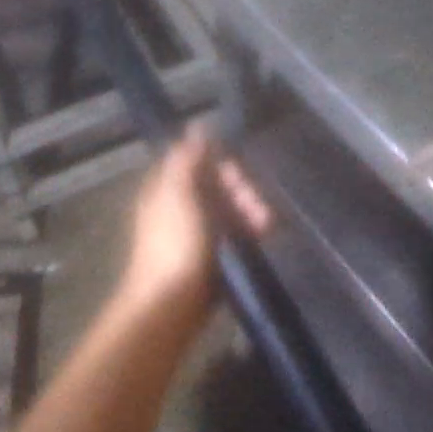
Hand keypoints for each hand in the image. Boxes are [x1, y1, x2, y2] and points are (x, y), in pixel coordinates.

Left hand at [119, 125, 273, 312]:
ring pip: (229, 210)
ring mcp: (197, 233)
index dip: (221, 165)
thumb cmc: (173, 244)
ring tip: (266, 224)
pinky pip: (234, 235)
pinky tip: (265, 234)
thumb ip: (187, 159)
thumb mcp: (178, 193)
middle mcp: (180, 206)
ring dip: (250, 210)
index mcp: (166, 188)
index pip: (198, 162)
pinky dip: (250, 231)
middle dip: (241, 190)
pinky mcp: (212, 257)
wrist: (171, 304)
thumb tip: (197, 126)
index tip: (237, 176)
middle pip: (217, 186)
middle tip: (256, 205)